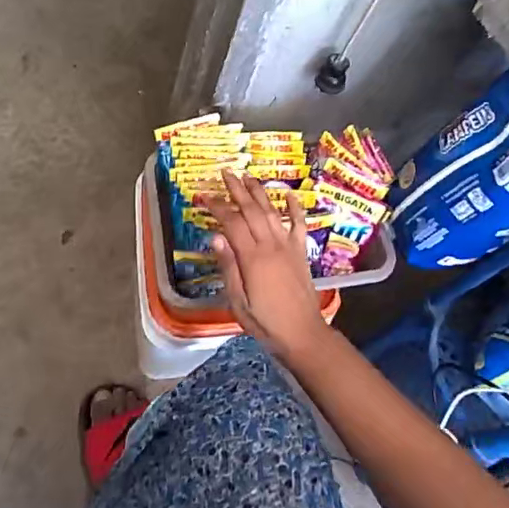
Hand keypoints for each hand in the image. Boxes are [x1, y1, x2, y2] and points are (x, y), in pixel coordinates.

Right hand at [201, 170, 332, 361]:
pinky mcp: (300, 252)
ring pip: (272, 212)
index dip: (217, 207)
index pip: (231, 223)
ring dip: (259, 192)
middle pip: (252, 210)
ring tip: (248, 176)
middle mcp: (271, 246)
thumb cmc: (266, 323)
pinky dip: (294, 207)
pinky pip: (299, 224)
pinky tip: (288, 193)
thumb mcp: (238, 301)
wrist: (303, 334)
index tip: (204, 195)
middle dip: (237, 190)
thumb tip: (215, 237)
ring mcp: (288, 246)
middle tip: (225, 173)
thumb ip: (228, 267)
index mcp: (252, 258)